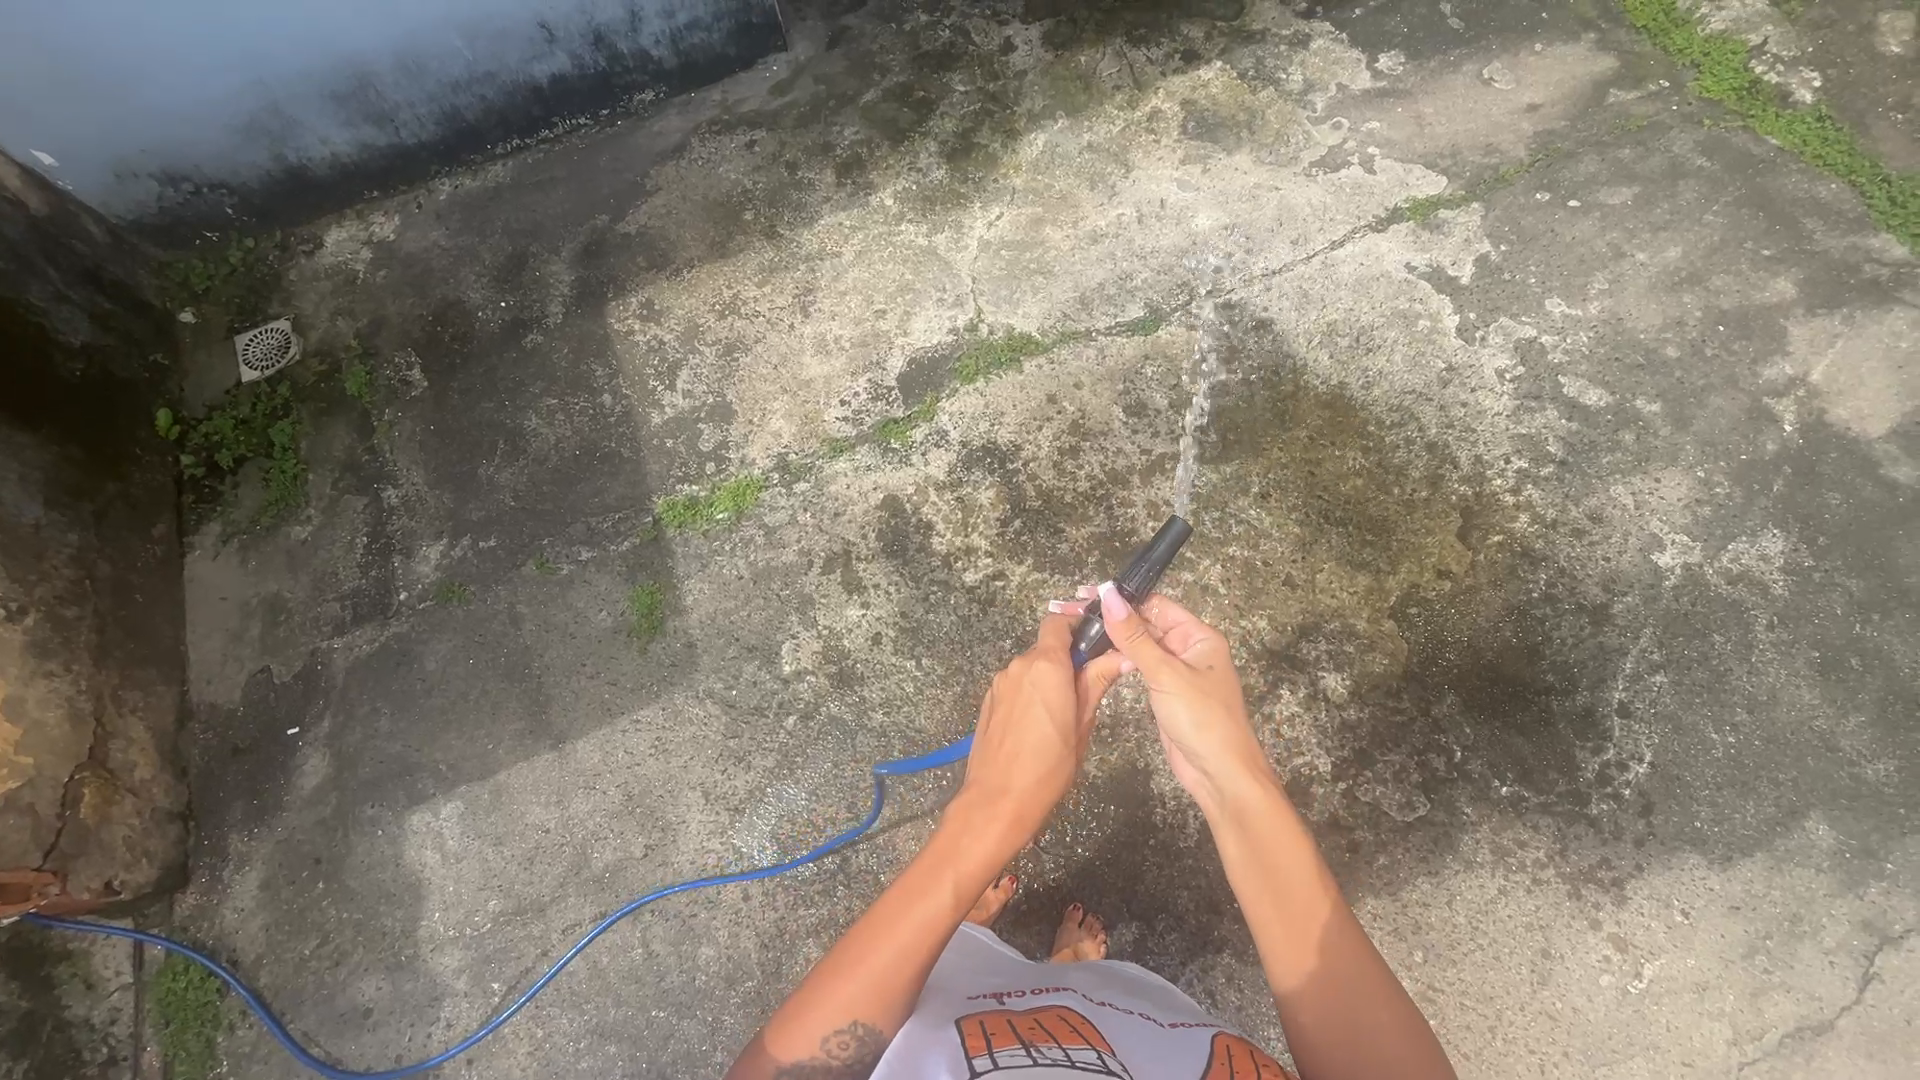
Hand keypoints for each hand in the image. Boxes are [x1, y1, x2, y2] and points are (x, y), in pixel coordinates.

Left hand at [952, 614, 1099, 840]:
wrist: (997, 801)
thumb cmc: (1047, 768)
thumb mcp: (1083, 724)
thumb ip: (1097, 683)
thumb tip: (1121, 657)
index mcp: (1046, 666)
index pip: (1058, 622)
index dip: (1076, 624)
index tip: (1093, 639)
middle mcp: (1019, 666)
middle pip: (1046, 648)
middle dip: (1066, 662)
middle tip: (1086, 691)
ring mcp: (1000, 684)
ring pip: (1030, 669)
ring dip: (1047, 682)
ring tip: (1062, 717)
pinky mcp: (989, 701)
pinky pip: (1016, 687)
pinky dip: (1029, 696)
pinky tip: (1038, 727)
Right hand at [1090, 581, 1272, 812]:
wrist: (1219, 774)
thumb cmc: (1201, 719)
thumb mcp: (1165, 673)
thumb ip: (1134, 636)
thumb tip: (1109, 596)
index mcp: (1199, 636)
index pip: (1156, 604)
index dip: (1124, 598)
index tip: (1088, 594)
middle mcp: (1189, 648)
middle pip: (1147, 623)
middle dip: (1114, 617)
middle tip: (1074, 611)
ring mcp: (1176, 671)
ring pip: (1141, 645)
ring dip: (1114, 638)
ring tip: (1078, 629)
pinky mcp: (1165, 691)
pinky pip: (1140, 667)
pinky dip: (1120, 660)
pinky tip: (1096, 655)